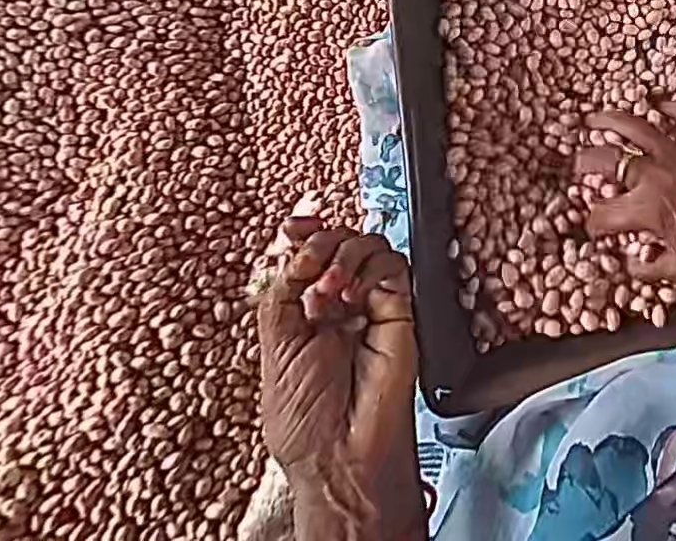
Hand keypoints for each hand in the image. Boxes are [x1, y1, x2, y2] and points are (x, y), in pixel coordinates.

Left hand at [255, 220, 421, 532]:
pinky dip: (371, 268)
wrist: (343, 450)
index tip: (296, 224)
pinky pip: (393, 263)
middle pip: (339, 240)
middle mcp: (341, 297)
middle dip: (321, 242)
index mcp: (309, 307)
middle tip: (311, 267)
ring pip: (368, 243)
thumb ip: (283, 291)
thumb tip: (294, 245)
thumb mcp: (275, 347)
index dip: (306, 232)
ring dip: (344, 254)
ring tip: (330, 289)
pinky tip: (354, 296)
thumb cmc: (306, 414)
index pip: (311, 253)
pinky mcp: (401, 303)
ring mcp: (372, 298)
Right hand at [580, 101, 675, 286]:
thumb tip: (629, 266)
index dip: (594, 225)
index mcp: (647, 209)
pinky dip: (672, 107)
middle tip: (575, 166)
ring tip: (594, 118)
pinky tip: (661, 104)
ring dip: (611, 120)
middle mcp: (656, 175)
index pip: (603, 214)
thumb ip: (649, 267)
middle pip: (607, 161)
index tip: (595, 231)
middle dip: (584, 163)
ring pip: (636, 128)